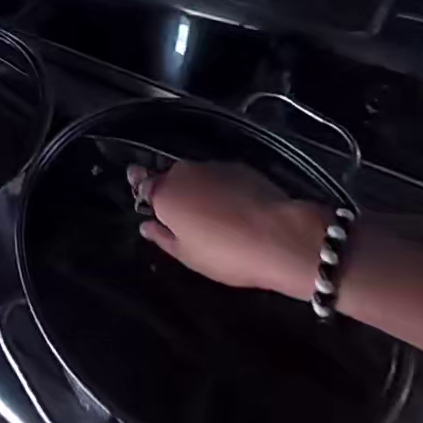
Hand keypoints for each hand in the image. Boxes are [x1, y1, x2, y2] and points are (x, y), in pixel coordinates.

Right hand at [129, 161, 328, 298]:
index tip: (147, 197)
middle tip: (190, 220)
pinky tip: (239, 210)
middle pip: (170, 179)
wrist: (279, 236)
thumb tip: (146, 226)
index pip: (142, 183)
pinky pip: (220, 176)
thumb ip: (162, 237)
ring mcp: (210, 167)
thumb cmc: (227, 253)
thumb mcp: (189, 257)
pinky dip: (223, 188)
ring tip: (219, 217)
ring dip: (200, 190)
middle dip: (176, 193)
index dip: (143, 189)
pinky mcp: (237, 166)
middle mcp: (182, 172)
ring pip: (196, 177)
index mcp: (164, 193)